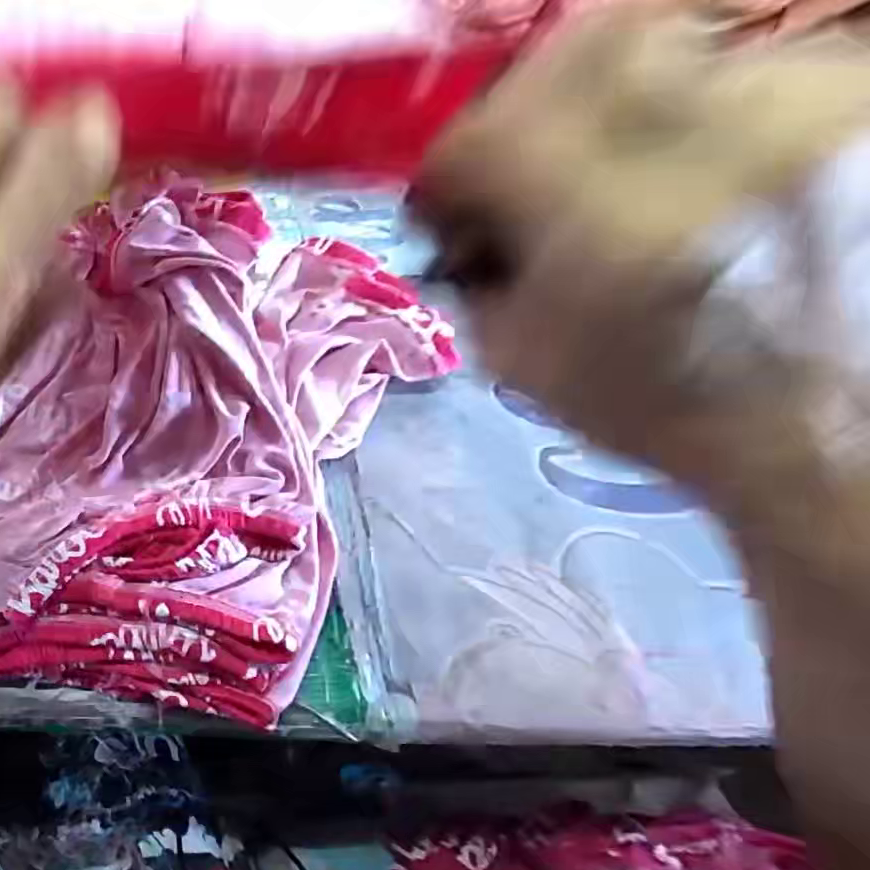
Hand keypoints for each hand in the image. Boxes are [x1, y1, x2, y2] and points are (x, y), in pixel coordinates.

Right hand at [415, 10, 869, 573]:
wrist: (845, 420)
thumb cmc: (659, 408)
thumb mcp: (523, 358)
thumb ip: (481, 275)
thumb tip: (461, 224)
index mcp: (613, 230)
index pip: (493, 132)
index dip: (449, 159)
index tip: (443, 197)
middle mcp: (725, 142)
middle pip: (593, 46)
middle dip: (526, 100)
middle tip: (513, 158)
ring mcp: (816, 105)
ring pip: (671, 51)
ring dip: (607, 112)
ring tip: (605, 178)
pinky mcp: (863, 99)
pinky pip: (741, 72)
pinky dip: (683, 115)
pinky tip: (682, 174)